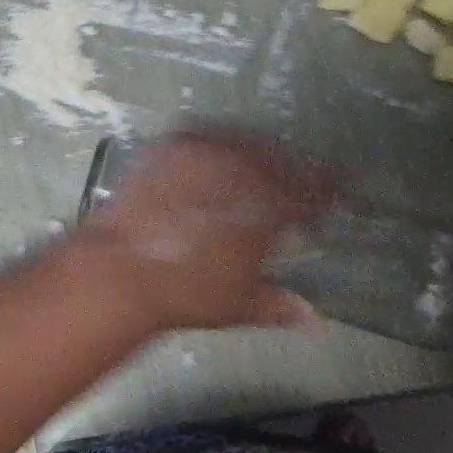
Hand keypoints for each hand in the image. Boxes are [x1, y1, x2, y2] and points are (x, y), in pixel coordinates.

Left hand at [75, 130, 335, 331]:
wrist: (119, 269)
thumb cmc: (182, 291)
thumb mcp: (238, 302)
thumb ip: (280, 304)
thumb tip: (314, 318)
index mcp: (269, 207)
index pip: (313, 190)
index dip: (327, 191)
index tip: (334, 194)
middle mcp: (239, 172)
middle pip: (281, 160)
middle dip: (293, 171)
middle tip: (296, 184)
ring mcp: (202, 154)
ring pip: (245, 142)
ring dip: (258, 153)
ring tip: (259, 169)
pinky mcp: (169, 147)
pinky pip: (206, 134)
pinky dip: (219, 143)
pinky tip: (217, 157)